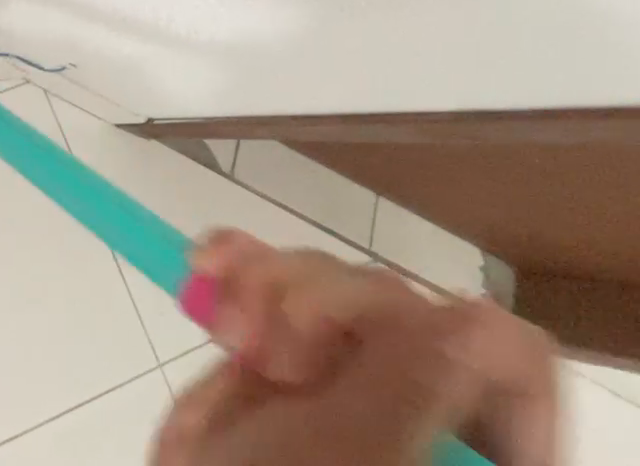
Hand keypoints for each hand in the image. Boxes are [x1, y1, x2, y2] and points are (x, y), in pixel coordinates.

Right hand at [155, 230, 557, 465]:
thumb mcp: (351, 451)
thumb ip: (411, 386)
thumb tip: (479, 318)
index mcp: (468, 430)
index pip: (498, 347)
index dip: (432, 321)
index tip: (349, 335)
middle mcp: (411, 390)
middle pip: (390, 297)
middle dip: (310, 302)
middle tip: (270, 361)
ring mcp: (336, 362)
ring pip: (320, 274)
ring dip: (258, 283)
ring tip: (228, 336)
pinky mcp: (270, 336)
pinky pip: (260, 267)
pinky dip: (230, 258)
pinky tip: (205, 264)